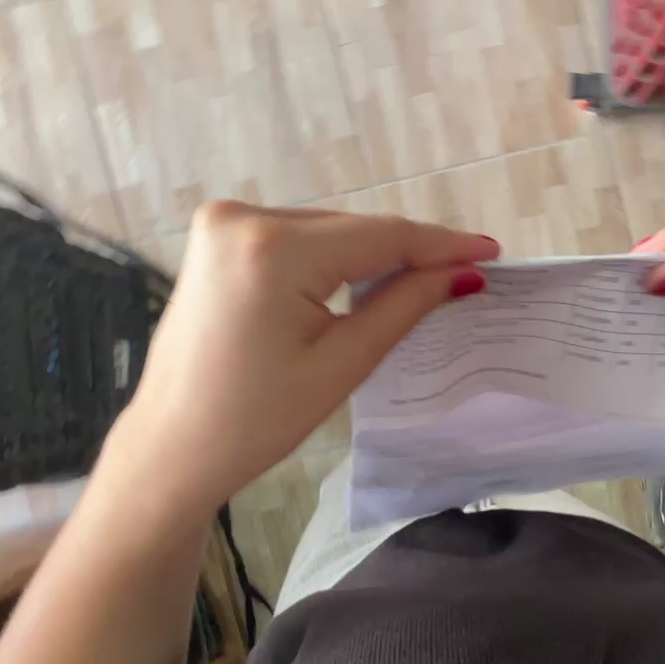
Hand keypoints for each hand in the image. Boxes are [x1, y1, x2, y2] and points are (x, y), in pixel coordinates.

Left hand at [116, 201, 497, 507]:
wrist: (173, 446)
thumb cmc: (256, 421)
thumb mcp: (341, 364)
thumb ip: (404, 306)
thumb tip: (464, 274)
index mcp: (271, 248)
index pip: (379, 236)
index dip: (440, 244)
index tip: (491, 250)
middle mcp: (241, 216)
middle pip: (352, 229)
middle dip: (406, 252)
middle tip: (463, 275)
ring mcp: (221, 223)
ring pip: (326, 231)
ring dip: (370, 255)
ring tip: (421, 281)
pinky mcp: (215, 239)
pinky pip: (296, 239)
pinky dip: (332, 258)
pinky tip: (360, 280)